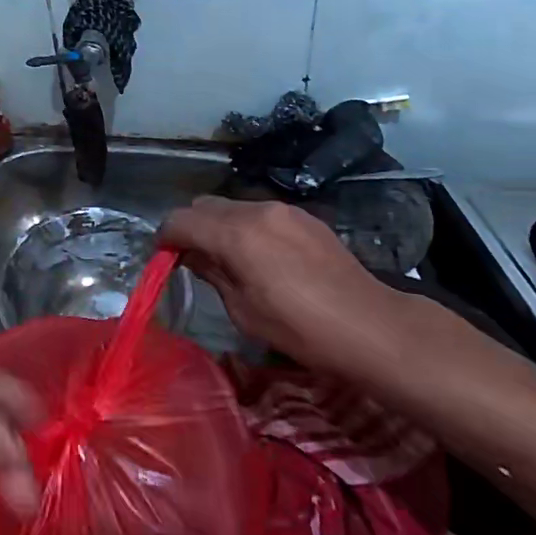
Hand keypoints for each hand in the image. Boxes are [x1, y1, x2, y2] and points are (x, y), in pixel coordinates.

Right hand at [158, 196, 407, 374]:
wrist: (370, 326)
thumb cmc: (300, 329)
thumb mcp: (243, 309)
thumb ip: (211, 272)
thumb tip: (191, 255)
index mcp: (235, 233)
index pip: (181, 220)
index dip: (166, 238)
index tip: (165, 259)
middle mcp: (256, 210)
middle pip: (205, 205)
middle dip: (192, 227)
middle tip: (196, 259)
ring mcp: (283, 209)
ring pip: (233, 207)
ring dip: (221, 226)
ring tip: (232, 260)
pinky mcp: (304, 216)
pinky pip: (261, 213)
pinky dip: (248, 227)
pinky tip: (264, 257)